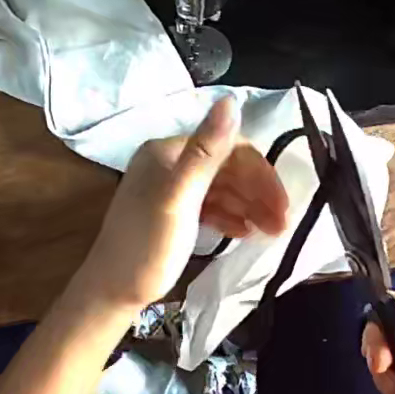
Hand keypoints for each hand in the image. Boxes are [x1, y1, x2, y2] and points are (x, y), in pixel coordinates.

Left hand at [66, 97, 288, 313]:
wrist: (111, 292)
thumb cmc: (146, 246)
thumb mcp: (179, 198)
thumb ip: (206, 152)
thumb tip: (231, 101)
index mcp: (166, 150)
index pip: (227, 147)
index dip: (259, 172)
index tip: (282, 204)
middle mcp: (168, 162)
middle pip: (226, 167)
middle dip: (257, 192)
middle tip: (283, 224)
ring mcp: (170, 187)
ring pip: (222, 187)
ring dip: (249, 206)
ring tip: (271, 232)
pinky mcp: (173, 212)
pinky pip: (211, 205)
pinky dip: (231, 215)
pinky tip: (246, 232)